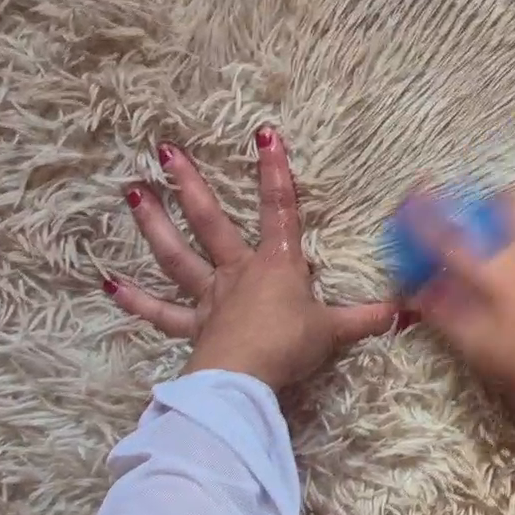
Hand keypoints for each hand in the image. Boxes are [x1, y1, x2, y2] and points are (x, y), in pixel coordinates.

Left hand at [106, 126, 396, 391]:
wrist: (245, 379)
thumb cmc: (290, 344)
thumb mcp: (336, 331)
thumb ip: (366, 318)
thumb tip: (407, 312)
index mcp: (277, 265)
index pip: (281, 210)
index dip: (275, 172)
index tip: (264, 135)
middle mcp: (238, 272)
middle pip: (212, 222)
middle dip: (190, 185)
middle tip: (165, 151)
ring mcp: (210, 297)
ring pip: (177, 256)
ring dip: (153, 224)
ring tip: (132, 192)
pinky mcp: (193, 327)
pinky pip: (160, 312)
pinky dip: (136, 299)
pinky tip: (108, 283)